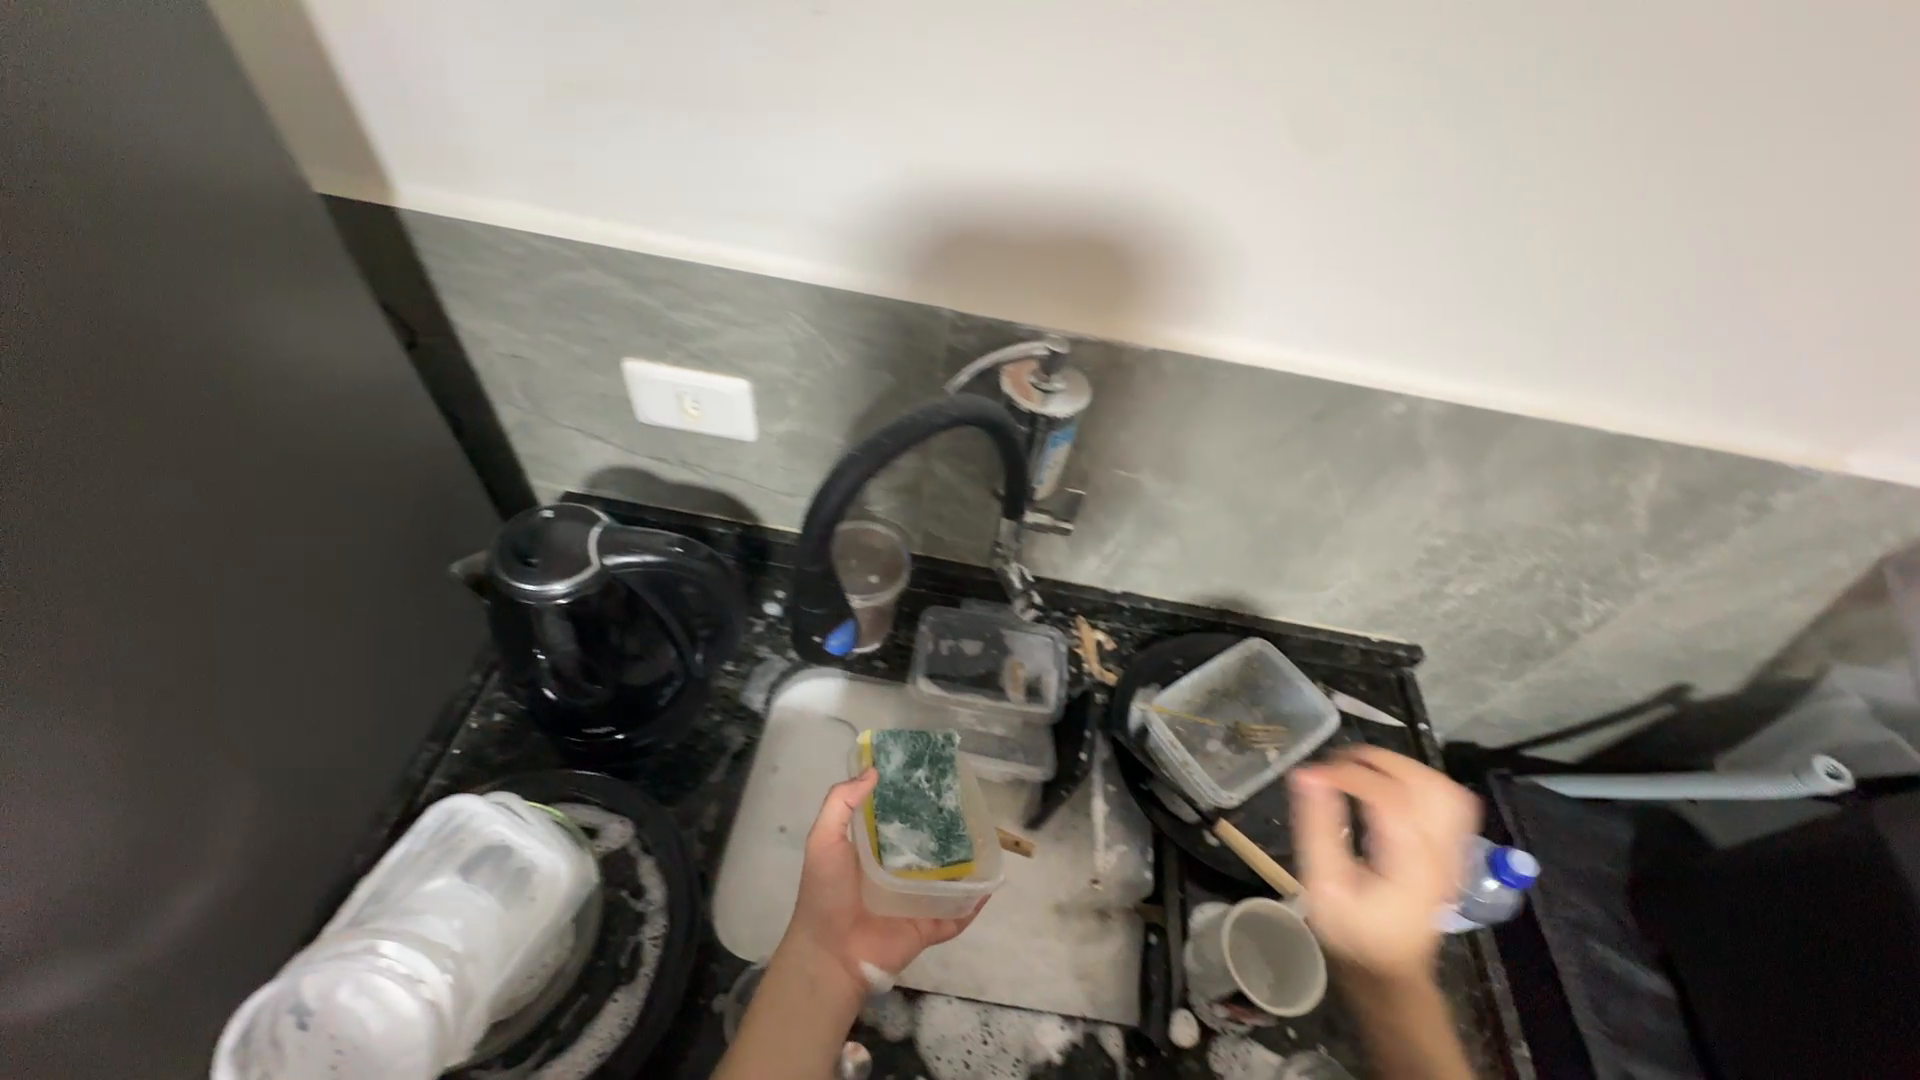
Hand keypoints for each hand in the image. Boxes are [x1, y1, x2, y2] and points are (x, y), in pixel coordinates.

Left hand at [779, 769, 985, 990]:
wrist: (830, 955)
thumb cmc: (825, 894)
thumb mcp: (824, 840)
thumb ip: (841, 803)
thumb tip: (874, 771)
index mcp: (874, 849)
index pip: (899, 816)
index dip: (914, 797)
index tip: (934, 774)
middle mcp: (898, 870)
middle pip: (929, 843)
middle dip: (947, 826)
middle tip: (970, 802)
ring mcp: (916, 899)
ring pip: (950, 876)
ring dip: (968, 861)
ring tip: (990, 838)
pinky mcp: (929, 926)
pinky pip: (958, 913)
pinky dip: (975, 902)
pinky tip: (992, 883)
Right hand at [1289, 746, 1480, 983]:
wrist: (1390, 971)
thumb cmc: (1352, 932)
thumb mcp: (1323, 884)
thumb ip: (1317, 827)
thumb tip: (1306, 776)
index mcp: (1410, 862)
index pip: (1387, 797)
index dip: (1347, 774)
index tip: (1311, 774)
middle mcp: (1441, 852)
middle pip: (1427, 784)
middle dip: (1380, 762)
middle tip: (1339, 763)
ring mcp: (1453, 853)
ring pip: (1445, 789)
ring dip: (1404, 769)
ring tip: (1364, 770)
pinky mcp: (1452, 853)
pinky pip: (1451, 803)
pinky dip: (1421, 783)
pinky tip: (1392, 788)